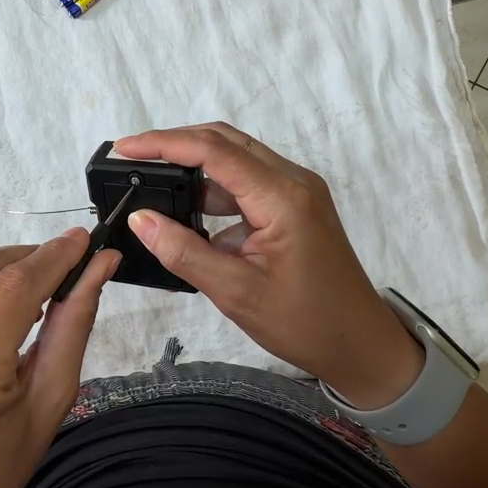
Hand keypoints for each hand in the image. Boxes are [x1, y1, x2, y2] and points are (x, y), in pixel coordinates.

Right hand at [115, 123, 422, 407]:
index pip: (213, 151)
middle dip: (173, 143)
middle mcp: (292, 181)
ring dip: (191, 164)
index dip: (164, 144)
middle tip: (130, 157)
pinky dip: (210, 187)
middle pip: (223, 141)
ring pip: (234, 157)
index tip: (124, 149)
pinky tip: (185, 210)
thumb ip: (183, 251)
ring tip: (150, 179)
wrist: (363, 346)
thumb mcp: (236, 292)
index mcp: (282, 197)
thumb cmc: (305, 323)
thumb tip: (139, 218)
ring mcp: (295, 190)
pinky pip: (244, 180)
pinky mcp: (292, 204)